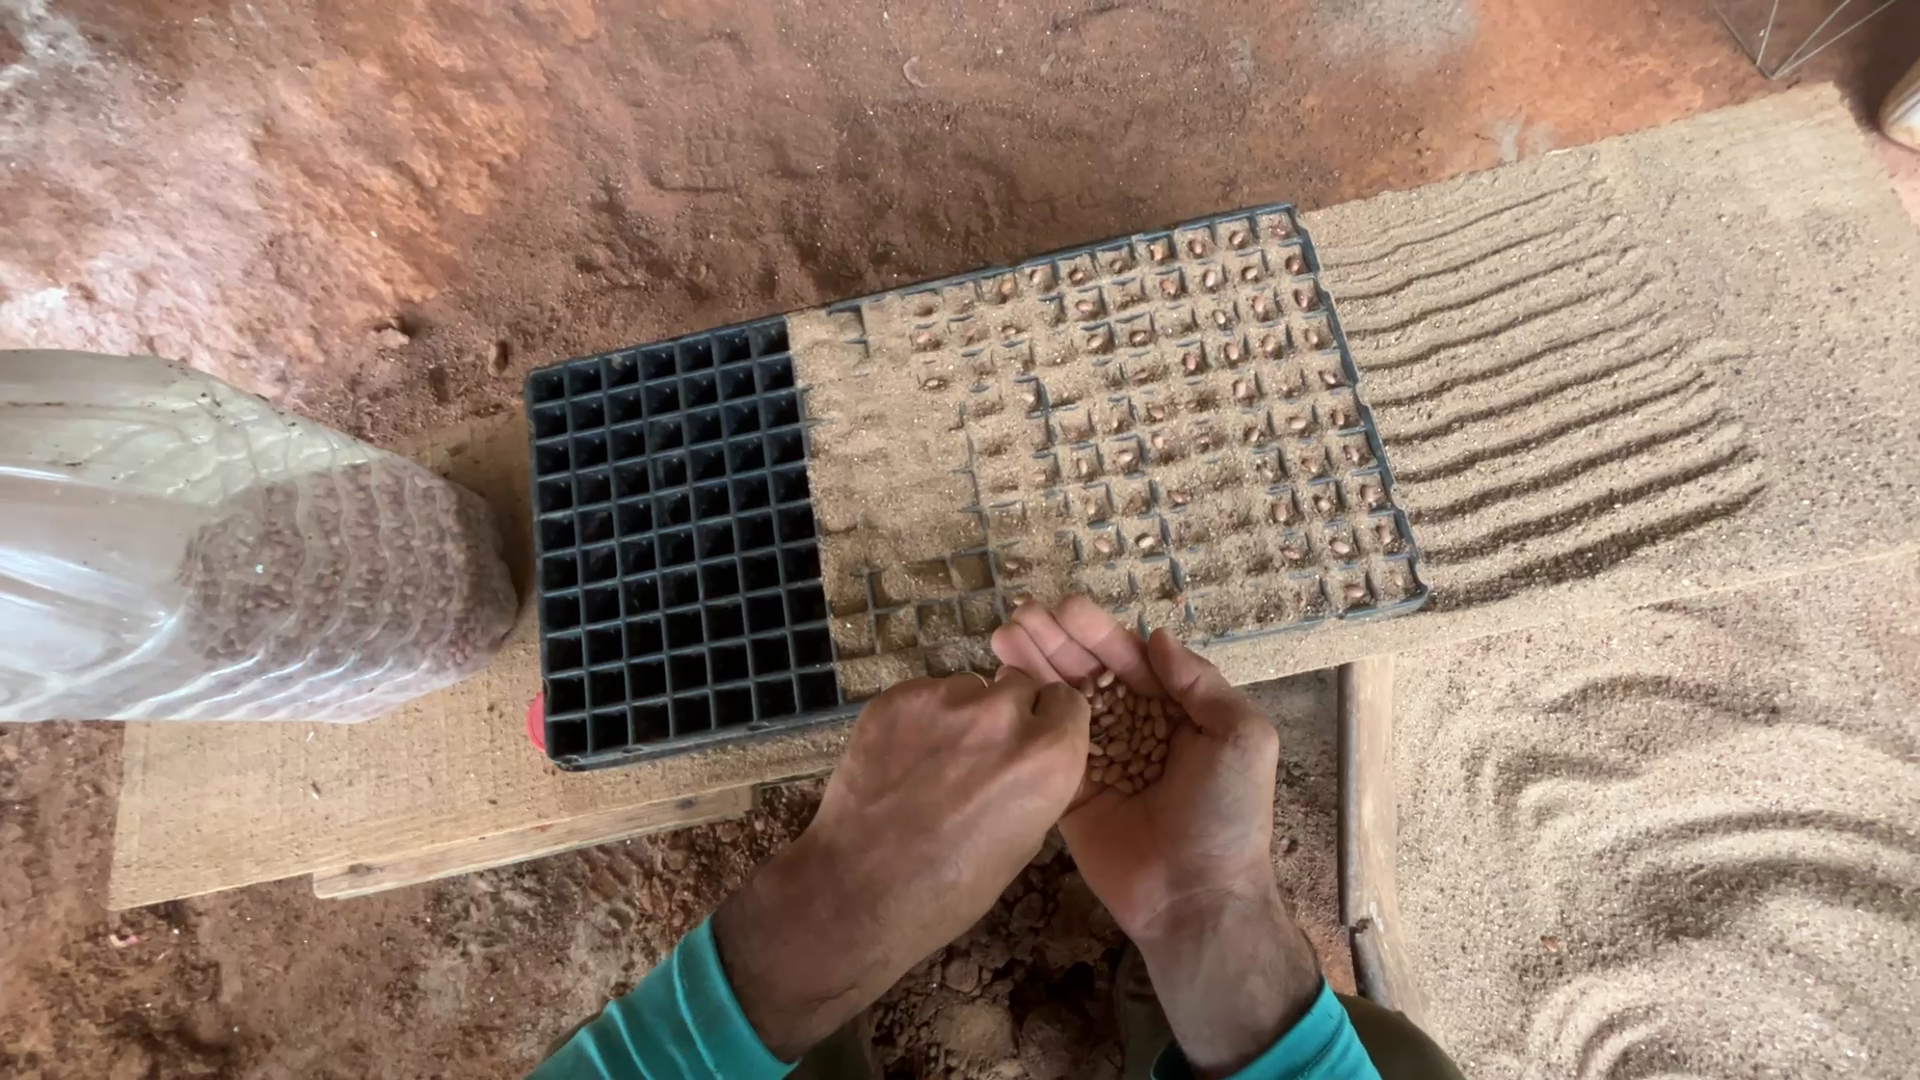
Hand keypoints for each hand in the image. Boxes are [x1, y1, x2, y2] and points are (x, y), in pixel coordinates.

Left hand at [712, 670, 1087, 1059]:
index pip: (1067, 701)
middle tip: (981, 752)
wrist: (862, 888)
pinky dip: (922, 717)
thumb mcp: (1026, 838)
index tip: (1034, 739)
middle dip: (1008, 713)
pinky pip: (927, 692)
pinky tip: (904, 756)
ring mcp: (946, 699)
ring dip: (963, 713)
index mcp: (1047, 753)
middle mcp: (1003, 714)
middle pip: (1020, 686)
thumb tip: (1031, 747)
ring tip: (935, 760)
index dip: (1050, 721)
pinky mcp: (900, 696)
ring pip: (971, 687)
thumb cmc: (954, 884)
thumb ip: (1038, 776)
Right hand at [993, 598, 1320, 1076]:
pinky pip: (1044, 742)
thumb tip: (1157, 636)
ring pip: (1060, 699)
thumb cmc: (1225, 812)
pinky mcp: (1067, 786)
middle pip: (1087, 672)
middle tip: (1021, 612)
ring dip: (1032, 663)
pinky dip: (1024, 711)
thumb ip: (1201, 684)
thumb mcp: (1241, 738)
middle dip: (1055, 640)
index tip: (1064, 608)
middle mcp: (1130, 725)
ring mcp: (1096, 755)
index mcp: (1171, 710)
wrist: (1196, 897)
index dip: (1097, 633)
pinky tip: (1001, 681)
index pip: (1128, 660)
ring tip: (1002, 632)